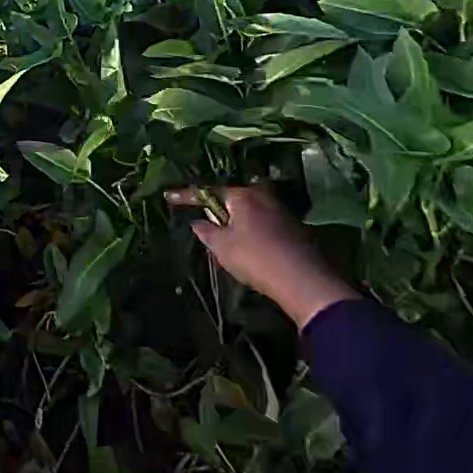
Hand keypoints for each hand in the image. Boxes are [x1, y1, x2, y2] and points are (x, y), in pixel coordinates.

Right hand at [166, 186, 360, 328]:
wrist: (304, 282)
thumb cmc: (256, 259)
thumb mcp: (222, 247)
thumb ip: (206, 231)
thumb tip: (198, 222)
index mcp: (242, 195)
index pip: (207, 191)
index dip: (186, 196)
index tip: (168, 196)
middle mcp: (262, 195)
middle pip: (231, 198)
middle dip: (216, 208)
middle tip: (202, 219)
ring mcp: (280, 210)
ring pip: (248, 210)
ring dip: (235, 220)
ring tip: (223, 235)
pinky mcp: (293, 227)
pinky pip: (262, 221)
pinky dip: (250, 229)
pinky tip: (248, 245)